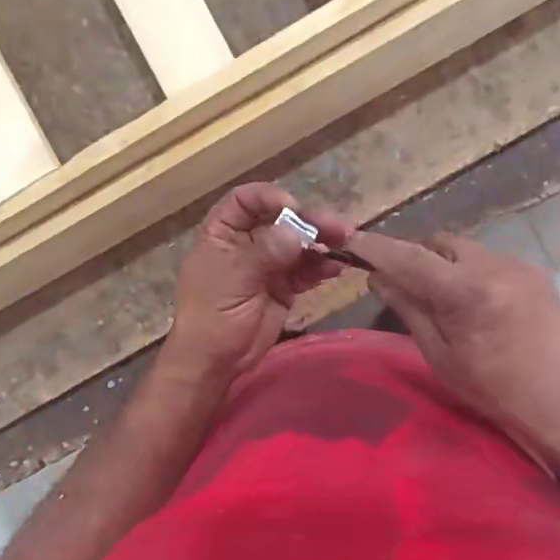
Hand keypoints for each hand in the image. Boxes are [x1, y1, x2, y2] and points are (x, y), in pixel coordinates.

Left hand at [171, 184, 352, 375]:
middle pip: (281, 221)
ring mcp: (268, 265)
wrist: (216, 361)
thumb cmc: (212, 315)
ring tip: (347, 243)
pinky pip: (306, 271)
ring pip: (298, 245)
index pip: (245, 201)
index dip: (269, 198)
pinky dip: (322, 267)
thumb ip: (265, 252)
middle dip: (309, 222)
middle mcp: (247, 244)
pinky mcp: (284, 287)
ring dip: (323, 243)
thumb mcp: (234, 278)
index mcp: (223, 234)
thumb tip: (296, 232)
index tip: (293, 207)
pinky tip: (337, 267)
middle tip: (339, 227)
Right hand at [349, 231, 559, 456]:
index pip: (411, 258)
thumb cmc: (491, 388)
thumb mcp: (440, 354)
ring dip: (449, 266)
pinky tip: (482, 306)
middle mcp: (495, 265)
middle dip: (418, 258)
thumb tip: (378, 277)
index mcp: (467, 291)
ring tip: (451, 302)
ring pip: (467, 250)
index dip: (378, 247)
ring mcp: (519, 265)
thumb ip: (409, 308)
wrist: (556, 398)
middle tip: (407, 287)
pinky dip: (476, 274)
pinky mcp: (536, 271)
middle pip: (440, 244)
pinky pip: (492, 261)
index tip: (353, 239)